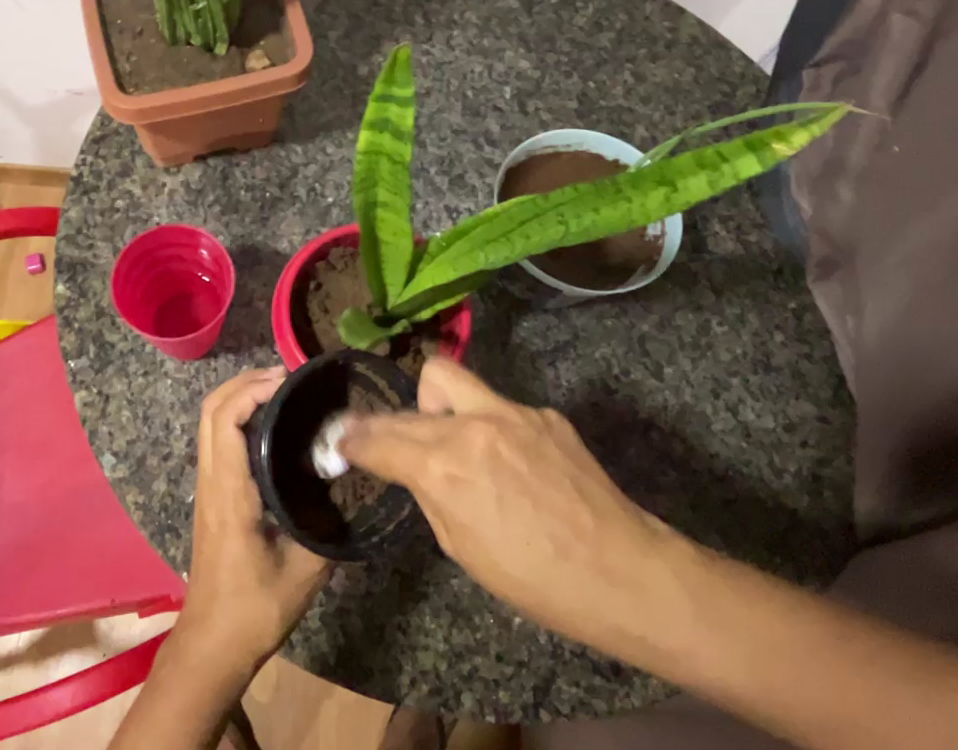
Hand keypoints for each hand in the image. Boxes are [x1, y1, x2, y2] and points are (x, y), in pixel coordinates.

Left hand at [175, 367, 332, 666]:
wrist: (212, 643)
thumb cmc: (253, 609)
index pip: (226, 421)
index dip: (252, 389)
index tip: (288, 381)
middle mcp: (211, 481)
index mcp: (230, 492)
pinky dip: (238, 418)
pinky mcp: (212, 496)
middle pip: (211, 410)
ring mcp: (207, 487)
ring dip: (239, 397)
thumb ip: (327, 526)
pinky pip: (217, 441)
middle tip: (288, 379)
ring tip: (283, 393)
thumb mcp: (303, 570)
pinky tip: (272, 427)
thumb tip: (351, 488)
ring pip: (210, 423)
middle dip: (244, 382)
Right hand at [339, 357, 682, 650]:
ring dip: (431, 402)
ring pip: (447, 378)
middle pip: (406, 405)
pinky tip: (503, 457)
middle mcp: (471, 424)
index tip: (338, 442)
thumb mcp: (459, 545)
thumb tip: (412, 469)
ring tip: (443, 433)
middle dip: (383, 423)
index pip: (376, 437)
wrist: (619, 570)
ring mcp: (511, 411)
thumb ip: (428, 491)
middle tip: (377, 439)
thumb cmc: (532, 578)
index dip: (349, 440)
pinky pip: (495, 403)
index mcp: (443, 465)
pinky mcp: (542, 413)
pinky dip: (483, 422)